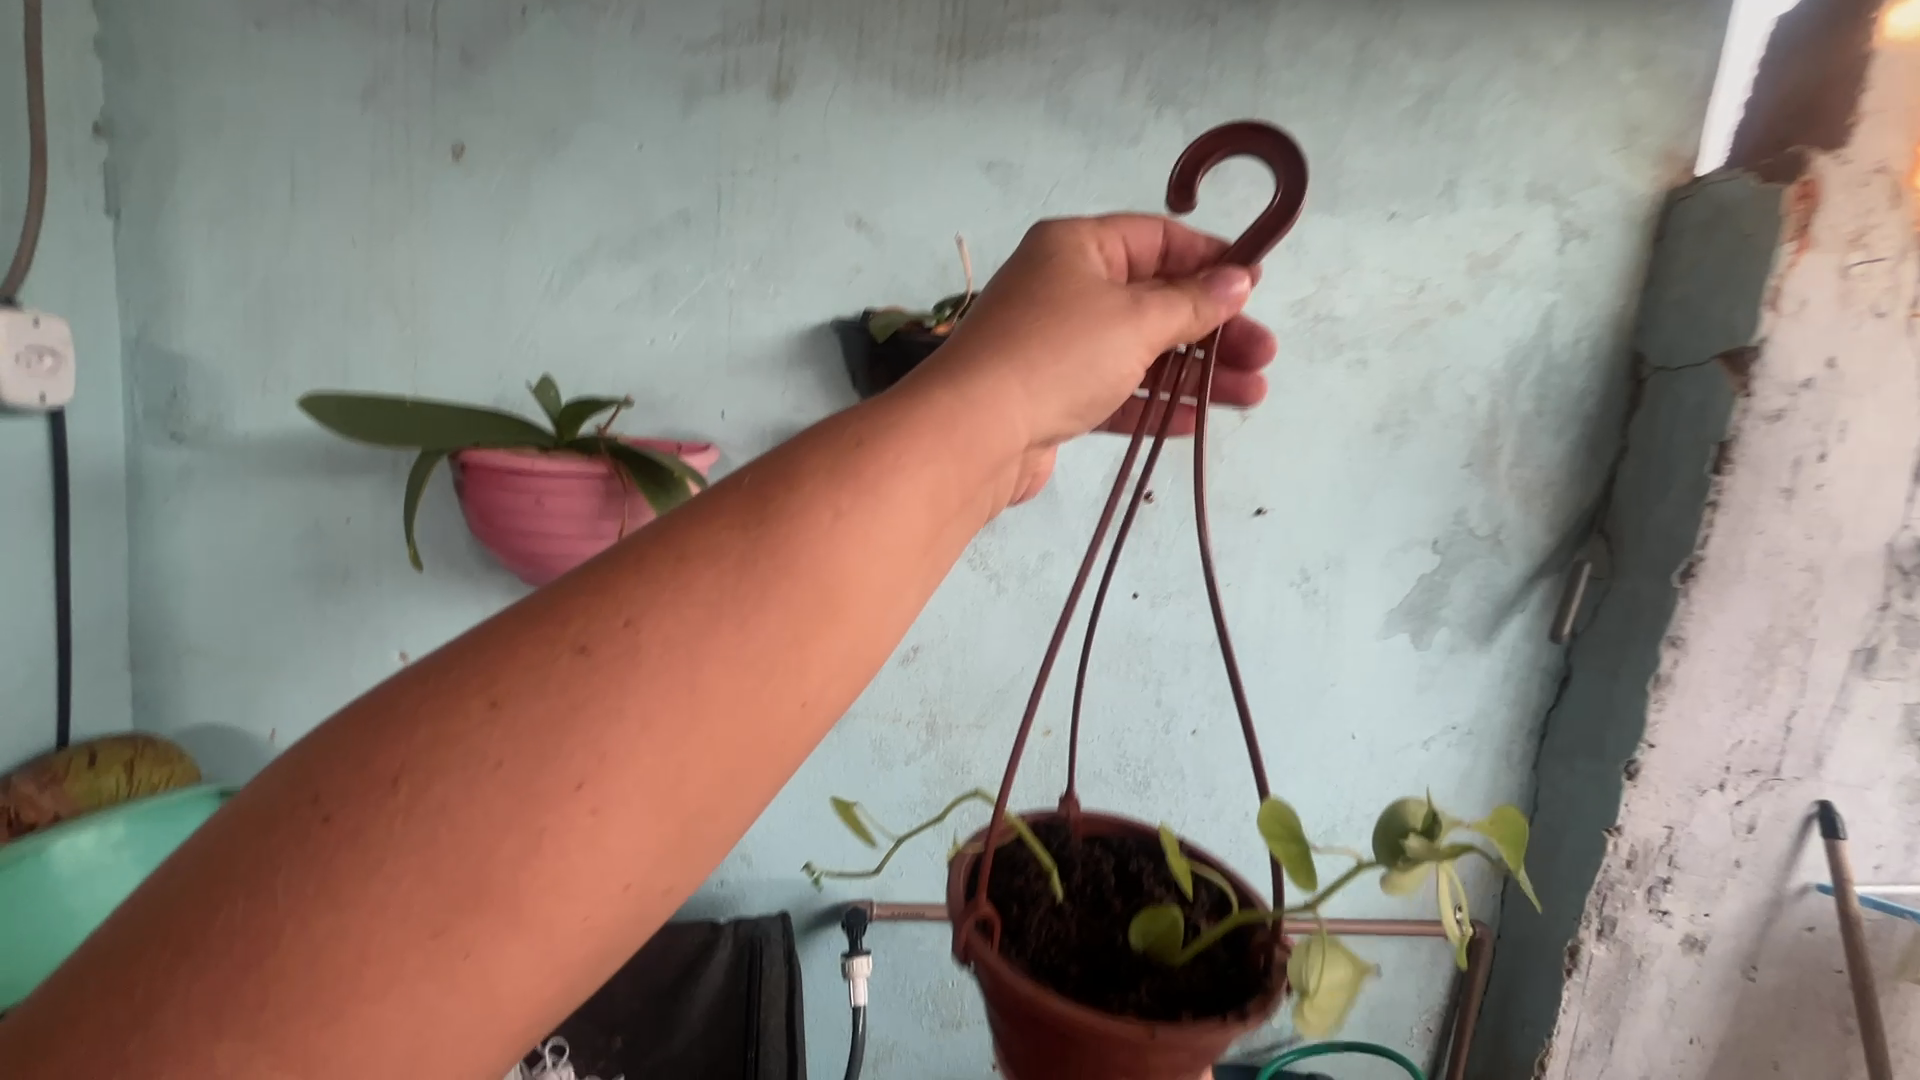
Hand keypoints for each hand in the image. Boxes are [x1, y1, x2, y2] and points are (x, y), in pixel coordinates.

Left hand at [906, 214, 1276, 503]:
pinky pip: (1111, 393)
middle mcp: (1063, 290)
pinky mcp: (1050, 399)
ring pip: (1136, 352)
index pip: (1157, 241)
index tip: (1254, 288)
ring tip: (1251, 394)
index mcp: (1076, 248)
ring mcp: (1054, 348)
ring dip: (1191, 372)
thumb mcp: (1135, 319)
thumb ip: (1191, 303)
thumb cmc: (1057, 355)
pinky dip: (1151, 404)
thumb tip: (1238, 280)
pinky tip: (1193, 421)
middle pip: (1152, 301)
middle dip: (1211, 329)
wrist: (974, 434)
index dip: (1209, 261)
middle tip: (1263, 355)